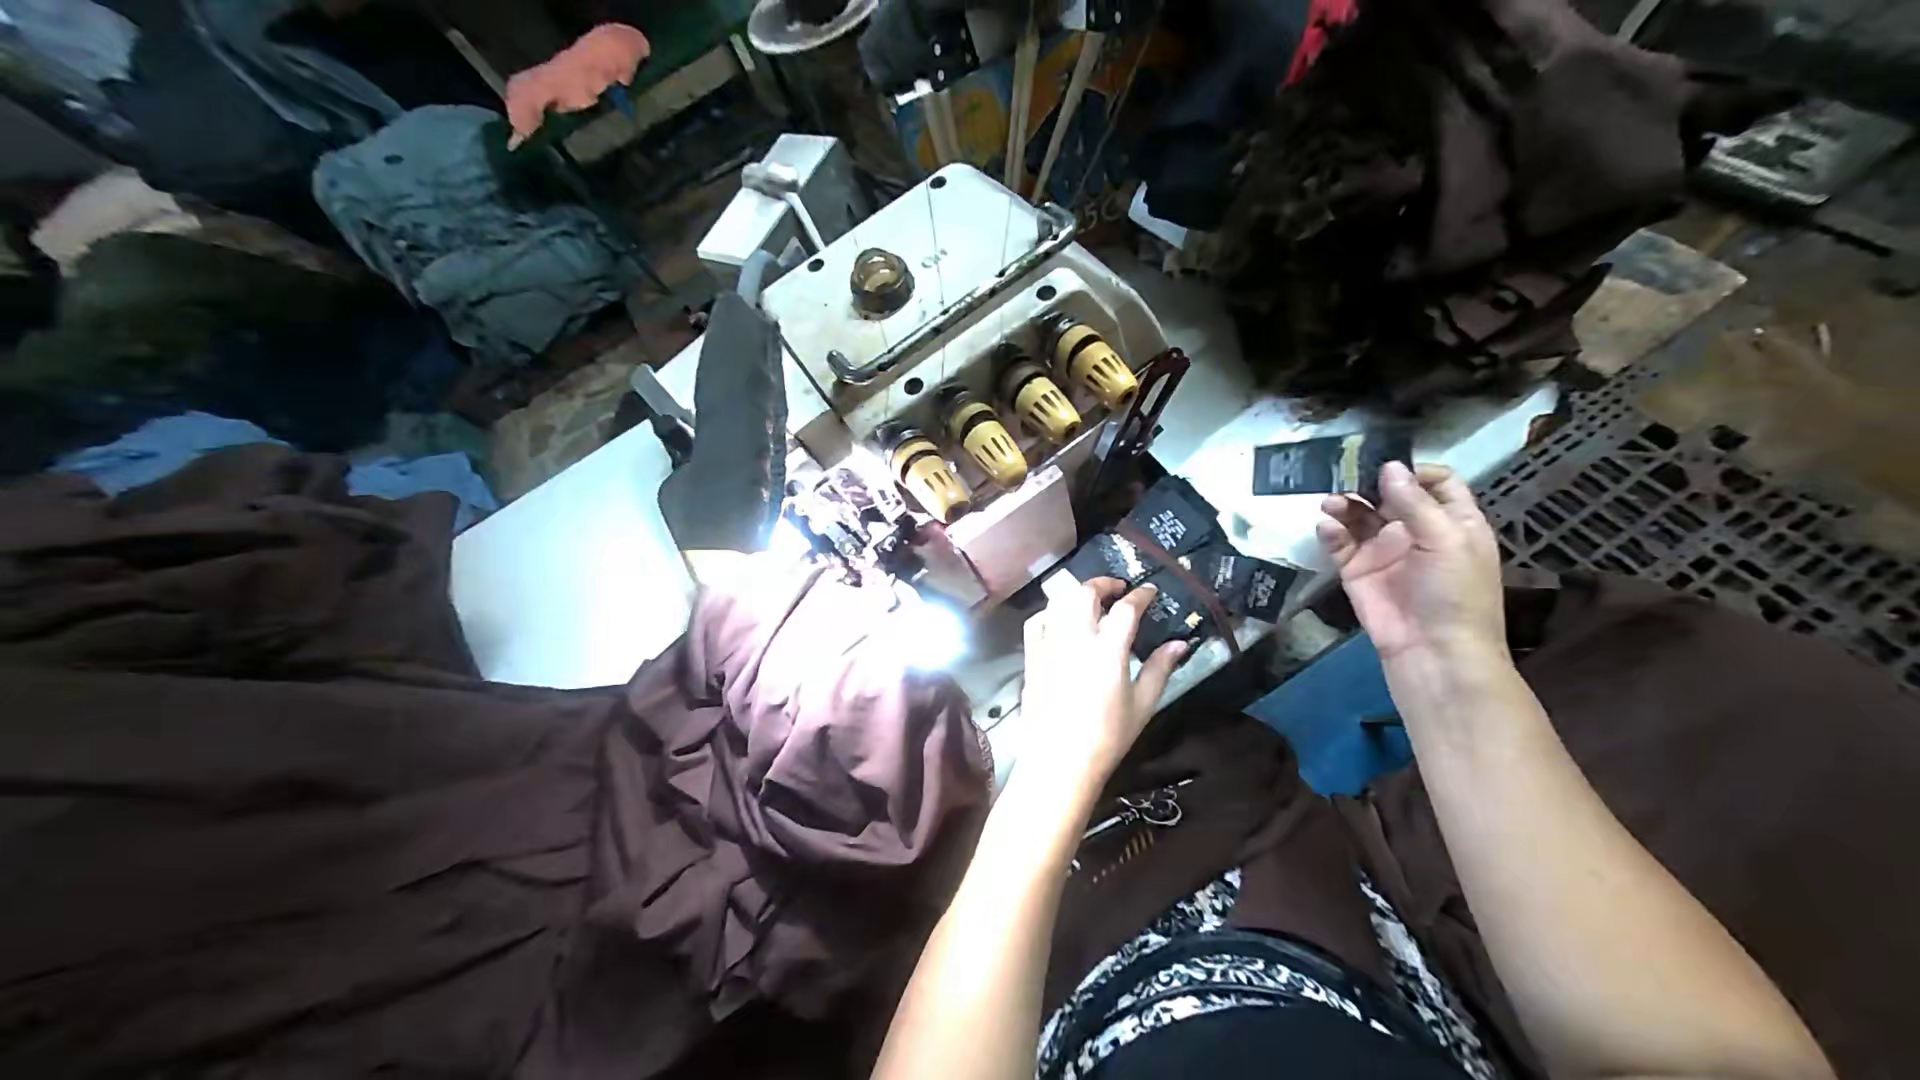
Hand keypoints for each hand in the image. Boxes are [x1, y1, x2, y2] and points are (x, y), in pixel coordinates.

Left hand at [1017, 578, 1188, 799]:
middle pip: (1085, 592)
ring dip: (1077, 593)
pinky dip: (1050, 612)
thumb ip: (1160, 668)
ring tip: (1092, 601)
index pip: (1126, 608)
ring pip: (1059, 601)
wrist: (1059, 761)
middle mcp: (1076, 638)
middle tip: (1118, 589)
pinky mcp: (1032, 657)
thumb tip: (1179, 644)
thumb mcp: (1143, 704)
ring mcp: (1049, 645)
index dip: (1140, 596)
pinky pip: (1036, 621)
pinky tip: (1060, 619)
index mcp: (1108, 649)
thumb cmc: (1107, 736)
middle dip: (1104, 583)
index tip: (1149, 592)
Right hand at [1317, 462, 1505, 664]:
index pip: (1435, 482)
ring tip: (1331, 503)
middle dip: (1366, 482)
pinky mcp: (1356, 569)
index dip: (1413, 471)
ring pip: (1359, 515)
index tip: (1387, 466)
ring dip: (1345, 504)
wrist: (1432, 650)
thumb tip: (1389, 466)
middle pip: (1388, 494)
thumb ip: (1415, 502)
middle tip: (1343, 474)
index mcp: (1451, 521)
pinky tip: (1328, 528)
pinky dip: (1331, 532)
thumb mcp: (1446, 541)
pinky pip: (1339, 543)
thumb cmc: (1455, 593)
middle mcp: (1416, 530)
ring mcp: (1383, 550)